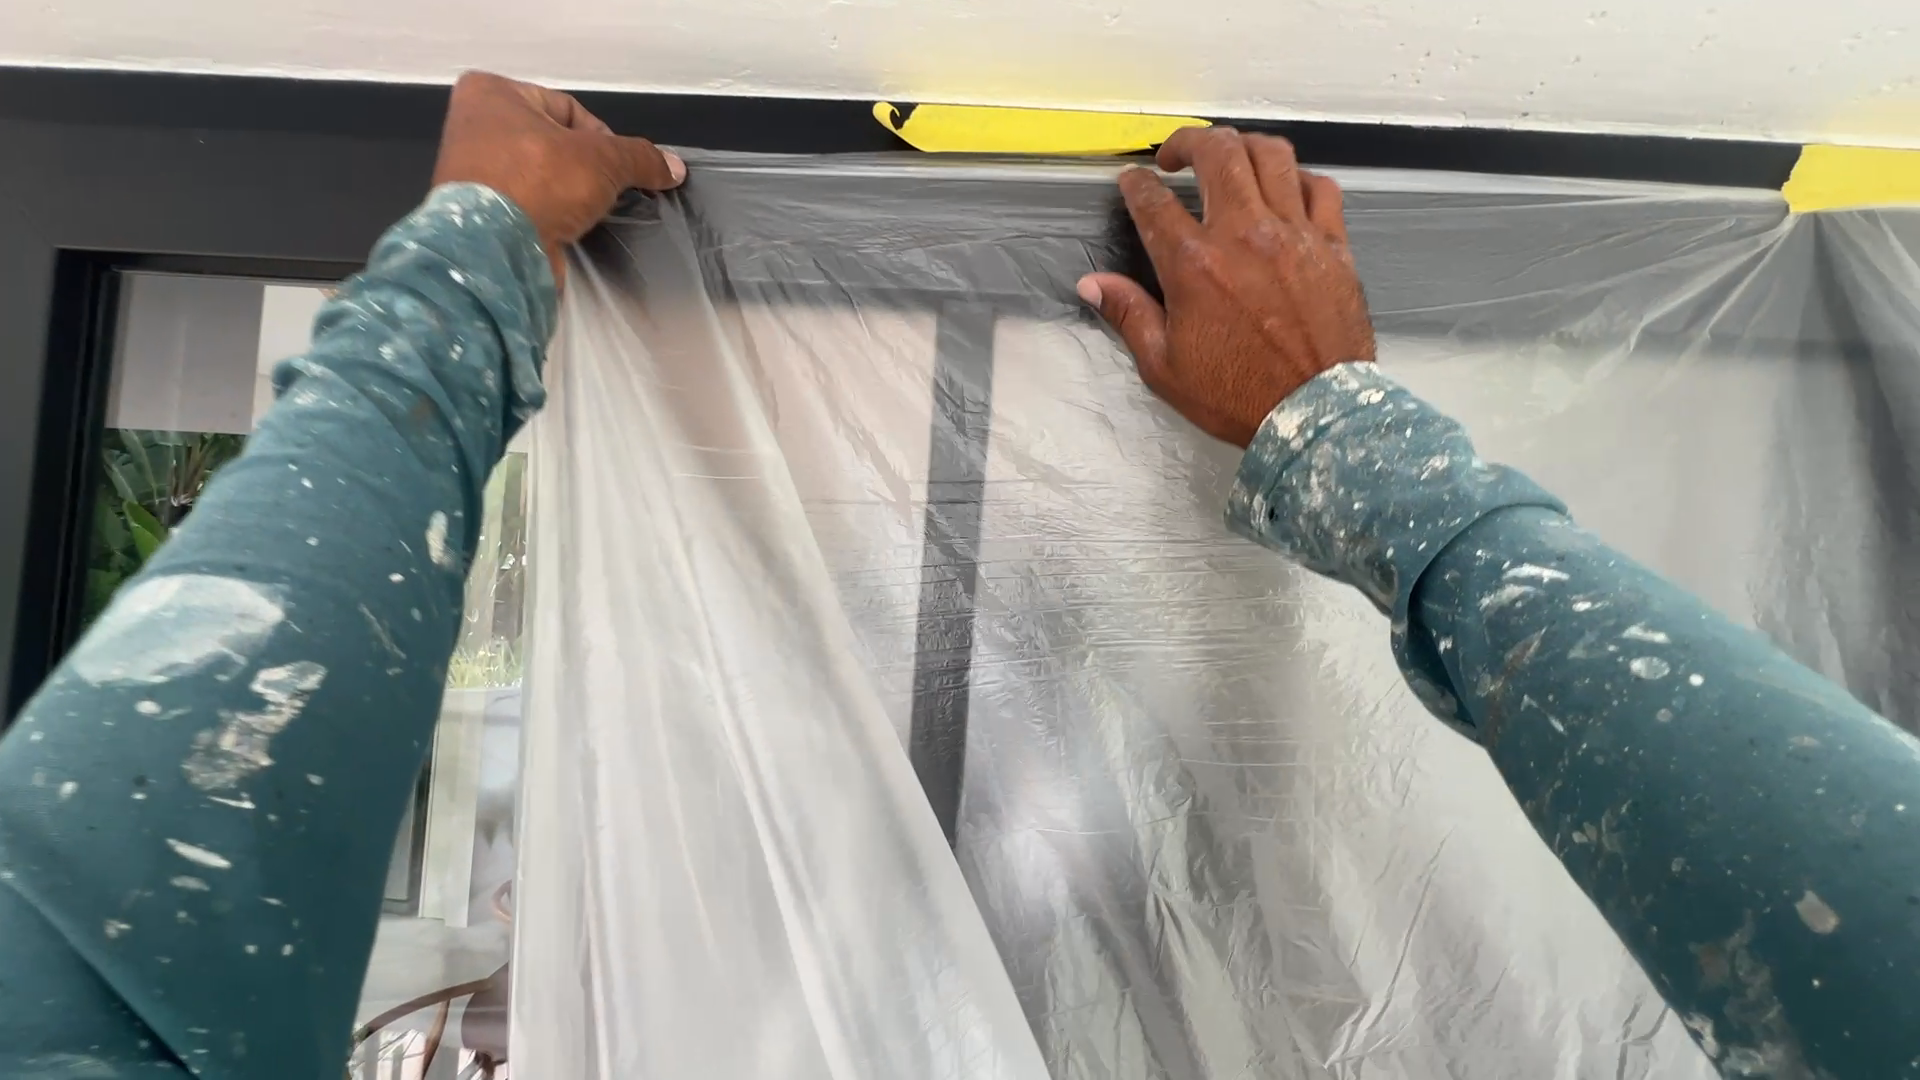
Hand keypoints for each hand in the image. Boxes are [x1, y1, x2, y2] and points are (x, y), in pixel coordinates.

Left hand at [431, 71, 686, 286]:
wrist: (496, 249)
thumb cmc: (539, 183)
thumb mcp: (602, 160)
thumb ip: (641, 158)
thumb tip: (676, 167)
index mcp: (492, 93)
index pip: (570, 109)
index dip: (604, 140)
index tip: (620, 171)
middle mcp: (477, 125)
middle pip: (560, 144)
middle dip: (590, 170)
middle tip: (610, 193)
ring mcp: (478, 171)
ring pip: (549, 178)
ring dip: (575, 196)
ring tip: (594, 214)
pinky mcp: (487, 212)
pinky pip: (536, 206)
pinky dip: (558, 217)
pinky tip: (575, 230)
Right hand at [1077, 127, 1375, 446]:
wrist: (1310, 413)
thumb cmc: (1232, 395)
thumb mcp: (1163, 366)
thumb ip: (1129, 314)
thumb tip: (1092, 284)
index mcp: (1193, 266)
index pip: (1154, 204)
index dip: (1136, 186)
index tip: (1131, 182)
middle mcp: (1243, 235)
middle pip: (1217, 154)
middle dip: (1188, 142)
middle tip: (1175, 155)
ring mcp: (1294, 234)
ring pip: (1271, 155)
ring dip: (1241, 146)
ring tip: (1227, 157)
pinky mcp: (1332, 244)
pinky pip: (1319, 186)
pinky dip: (1297, 177)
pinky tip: (1284, 188)